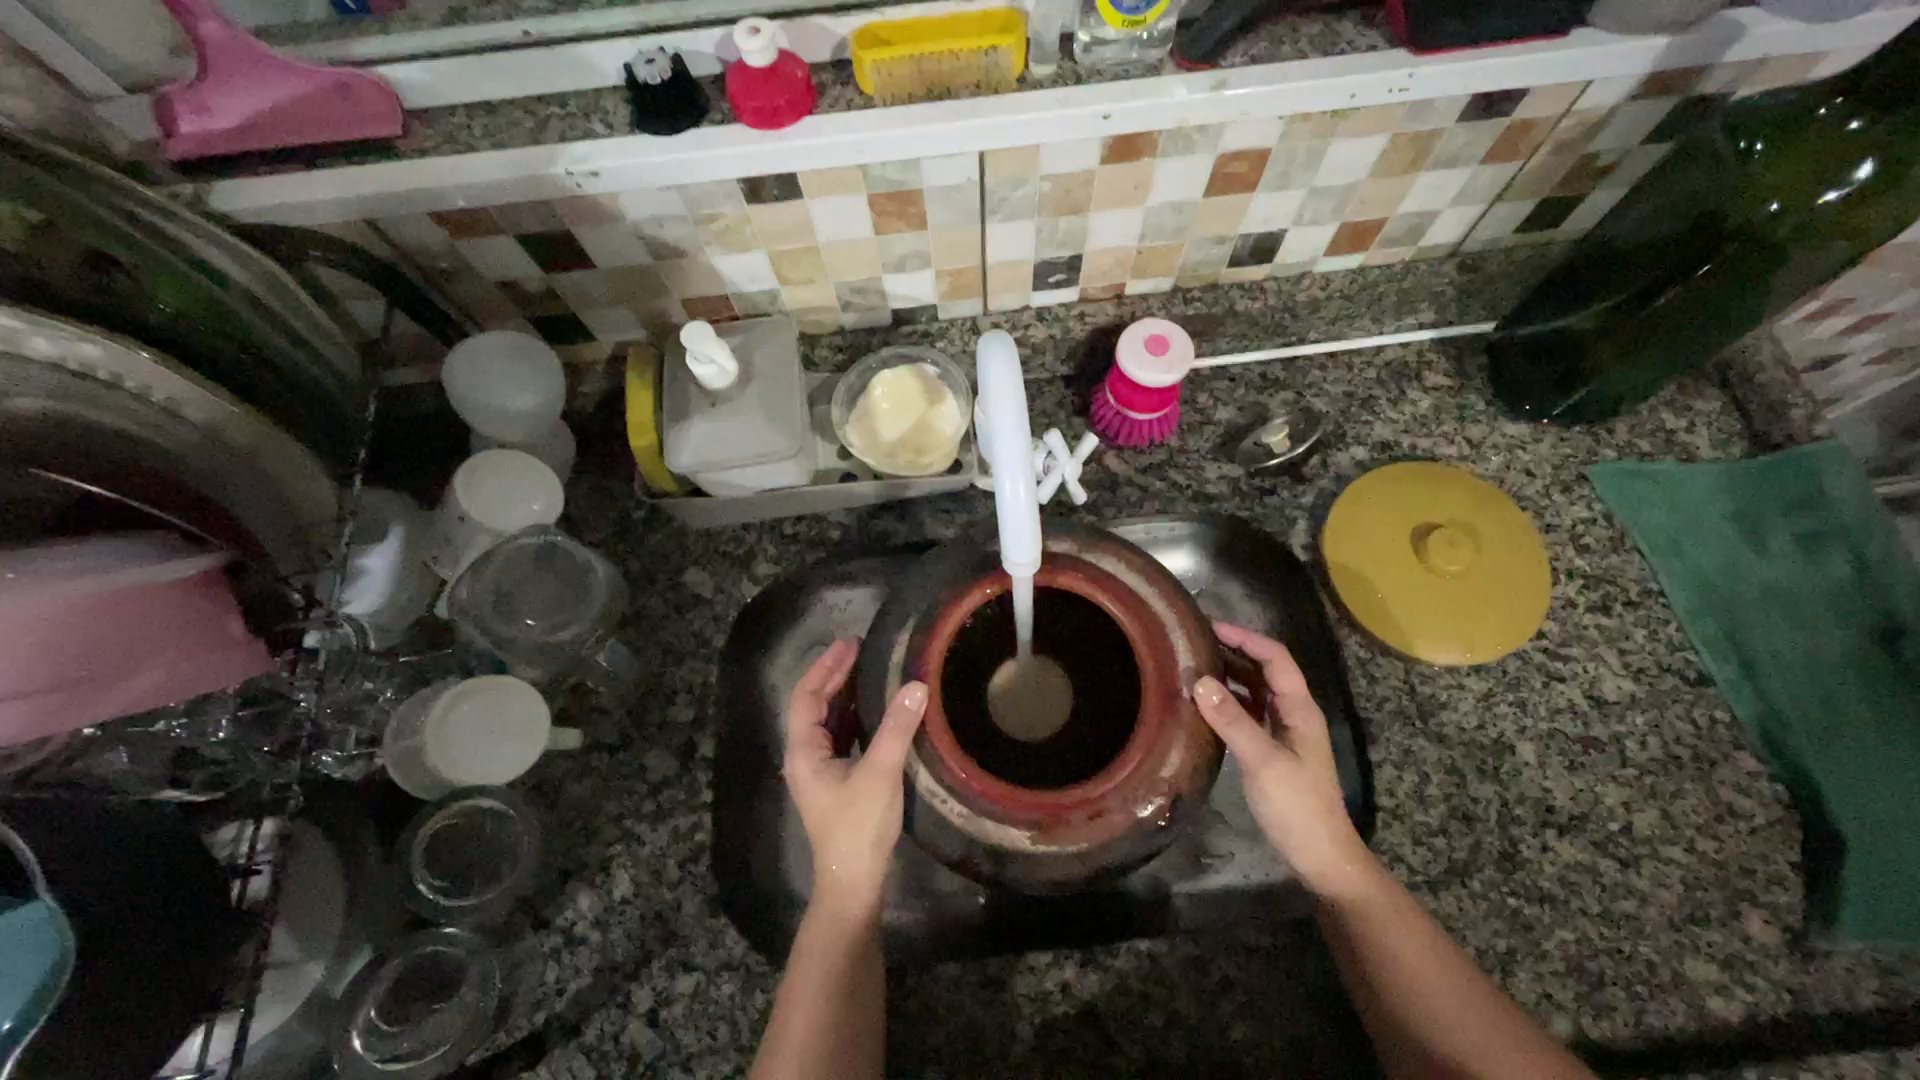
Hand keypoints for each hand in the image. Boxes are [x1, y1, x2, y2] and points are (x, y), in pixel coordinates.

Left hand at [782, 639, 927, 921]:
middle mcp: (805, 756)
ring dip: (846, 694)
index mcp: (803, 751)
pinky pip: (843, 737)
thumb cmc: (858, 827)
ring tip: (872, 668)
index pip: (806, 696)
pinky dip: (857, 716)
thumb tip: (916, 685)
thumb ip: (896, 728)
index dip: (827, 667)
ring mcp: (820, 770)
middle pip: (815, 705)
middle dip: (836, 675)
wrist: (854, 882)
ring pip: (830, 721)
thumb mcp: (879, 773)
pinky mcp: (837, 781)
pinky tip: (878, 706)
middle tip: (862, 648)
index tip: (851, 643)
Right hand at [1193, 621, 1378, 899]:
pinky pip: (1247, 714)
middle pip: (1263, 670)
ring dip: (1227, 677)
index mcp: (1299, 708)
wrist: (1320, 855)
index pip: (1275, 657)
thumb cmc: (1297, 806)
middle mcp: (1293, 714)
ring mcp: (1283, 733)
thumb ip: (1232, 720)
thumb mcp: (1262, 761)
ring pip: (1254, 692)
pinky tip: (1201, 706)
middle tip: (1191, 643)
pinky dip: (1226, 703)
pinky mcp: (1271, 751)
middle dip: (1232, 652)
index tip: (1208, 626)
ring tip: (1190, 667)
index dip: (1245, 638)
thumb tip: (1199, 680)